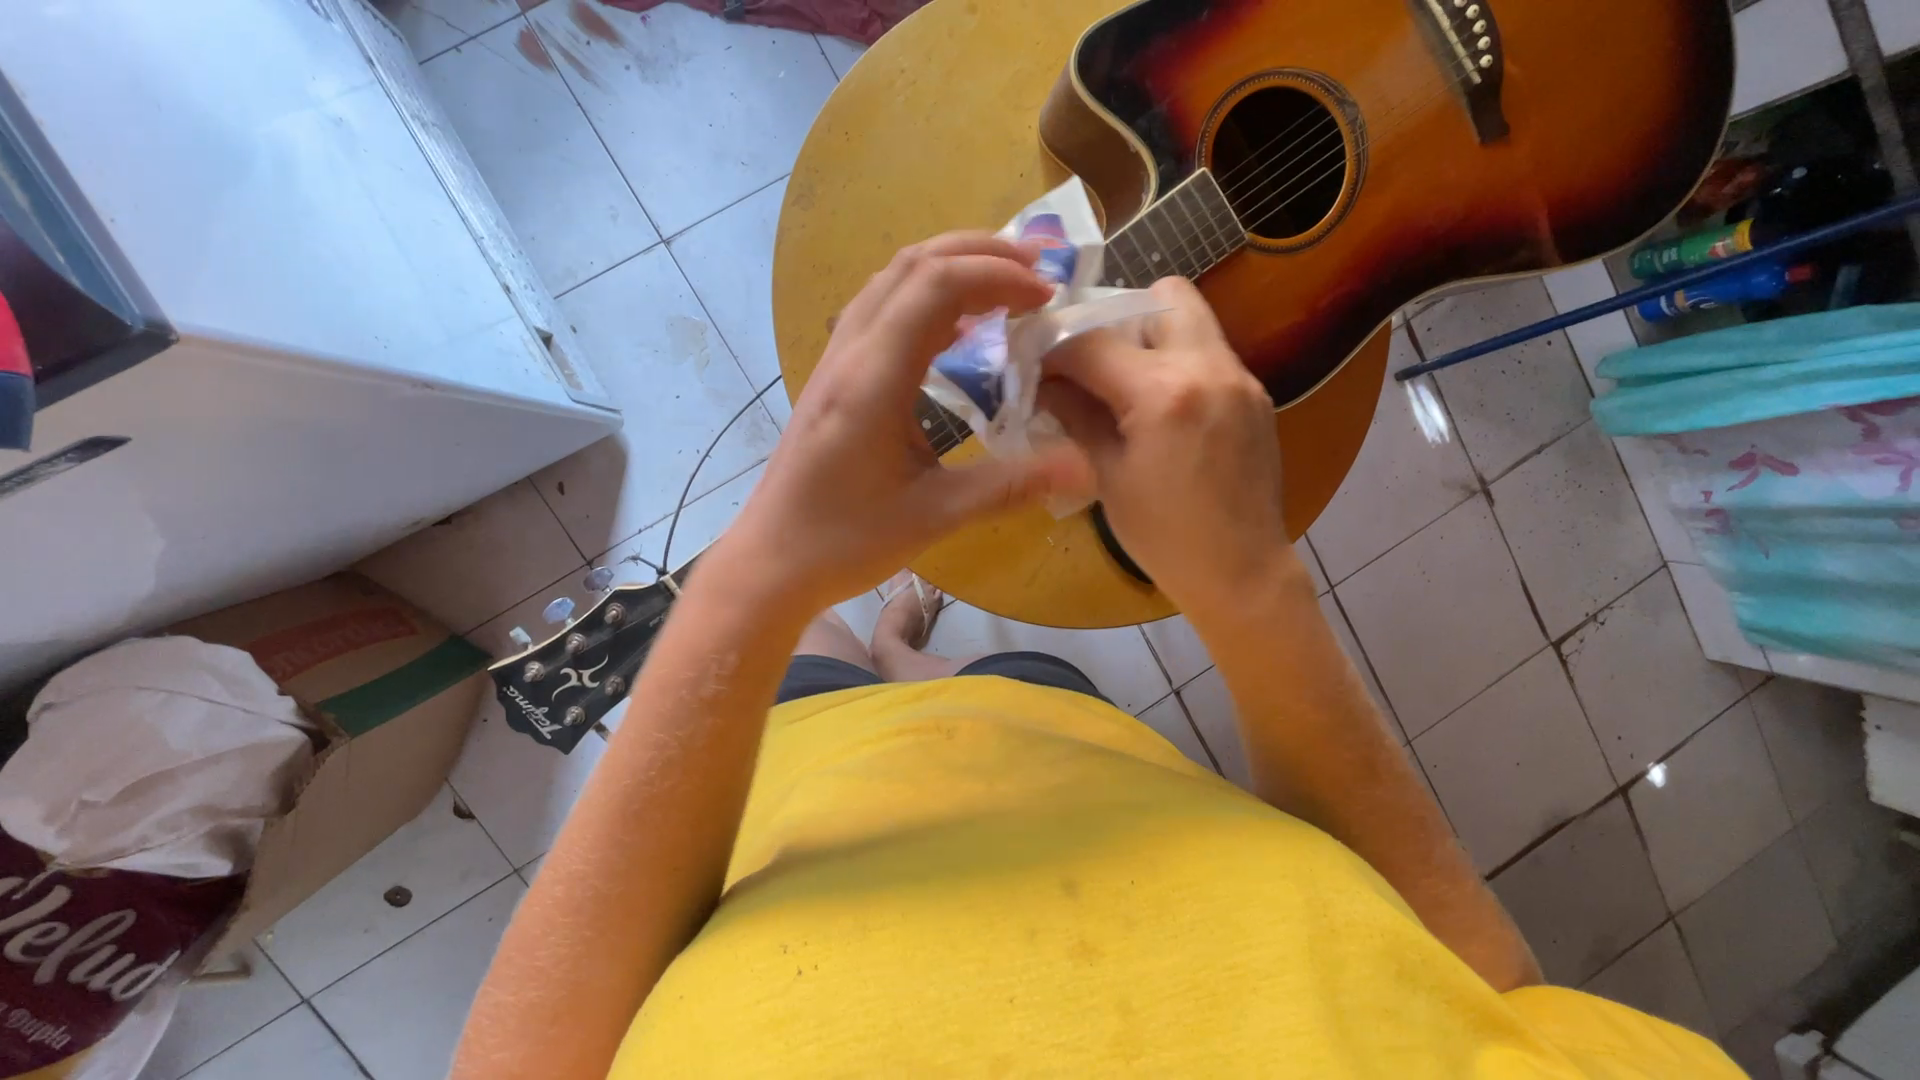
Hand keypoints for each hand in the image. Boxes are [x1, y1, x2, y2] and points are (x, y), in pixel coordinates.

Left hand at [719, 232, 1091, 614]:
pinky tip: (959, 329)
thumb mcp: (934, 517)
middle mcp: (850, 353)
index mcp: (873, 379)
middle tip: (1038, 269)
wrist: (772, 561)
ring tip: (1005, 283)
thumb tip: (1085, 469)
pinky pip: (881, 310)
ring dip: (951, 267)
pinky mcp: (834, 376)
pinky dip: (927, 299)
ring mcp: (836, 361)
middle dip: (980, 252)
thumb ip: (1010, 486)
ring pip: (892, 281)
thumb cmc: (846, 542)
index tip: (1046, 298)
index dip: (997, 276)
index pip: (936, 286)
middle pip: (912, 264)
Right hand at [1039, 277, 1291, 617]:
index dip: (1054, 349)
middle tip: (1094, 363)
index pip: (1093, 341)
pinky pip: (1210, 354)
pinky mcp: (1256, 395)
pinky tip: (1159, 411)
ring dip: (1150, 338)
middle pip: (1163, 296)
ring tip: (1124, 385)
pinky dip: (1177, 364)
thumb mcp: (1107, 475)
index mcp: (1164, 391)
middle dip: (1117, 318)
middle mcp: (1210, 366)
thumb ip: (1076, 415)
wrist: (1241, 572)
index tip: (1035, 365)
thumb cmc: (1163, 536)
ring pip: (1192, 320)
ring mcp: (1241, 378)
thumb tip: (1043, 382)